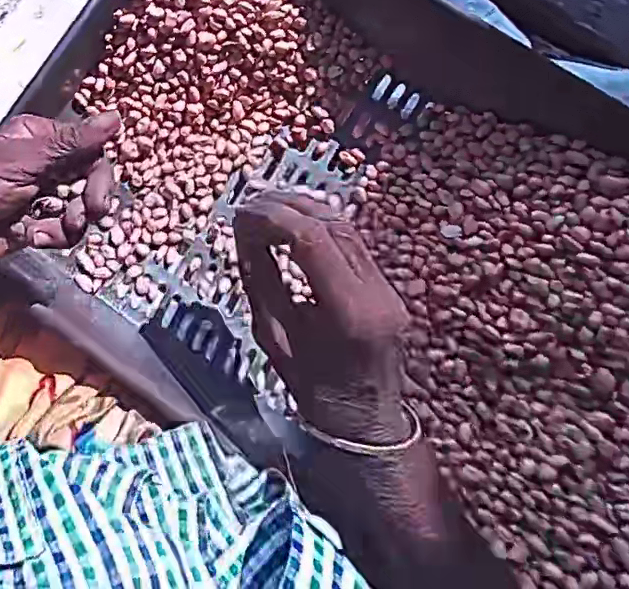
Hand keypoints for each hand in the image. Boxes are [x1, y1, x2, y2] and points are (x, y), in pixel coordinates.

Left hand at [0, 112, 120, 272]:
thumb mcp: (25, 160)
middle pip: (88, 176)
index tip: (99, 189)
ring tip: (65, 225)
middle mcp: (44, 163)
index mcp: (39, 138)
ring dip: (77, 217)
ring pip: (81, 204)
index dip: (98, 168)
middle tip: (93, 213)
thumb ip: (72, 143)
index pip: (86, 146)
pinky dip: (59, 233)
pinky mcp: (37, 223)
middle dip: (92, 196)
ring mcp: (41, 194)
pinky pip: (65, 227)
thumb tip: (116, 117)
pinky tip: (41, 236)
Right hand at [236, 188, 412, 443]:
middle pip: (331, 225)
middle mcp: (377, 294)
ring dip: (302, 209)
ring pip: (344, 226)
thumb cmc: (312, 387)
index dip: (272, 217)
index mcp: (349, 313)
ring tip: (265, 205)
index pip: (311, 239)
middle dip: (285, 206)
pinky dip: (318, 223)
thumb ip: (260, 275)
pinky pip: (351, 240)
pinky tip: (292, 220)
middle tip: (248, 204)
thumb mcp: (273, 333)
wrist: (365, 423)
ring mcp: (388, 288)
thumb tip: (244, 229)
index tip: (240, 215)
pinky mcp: (386, 285)